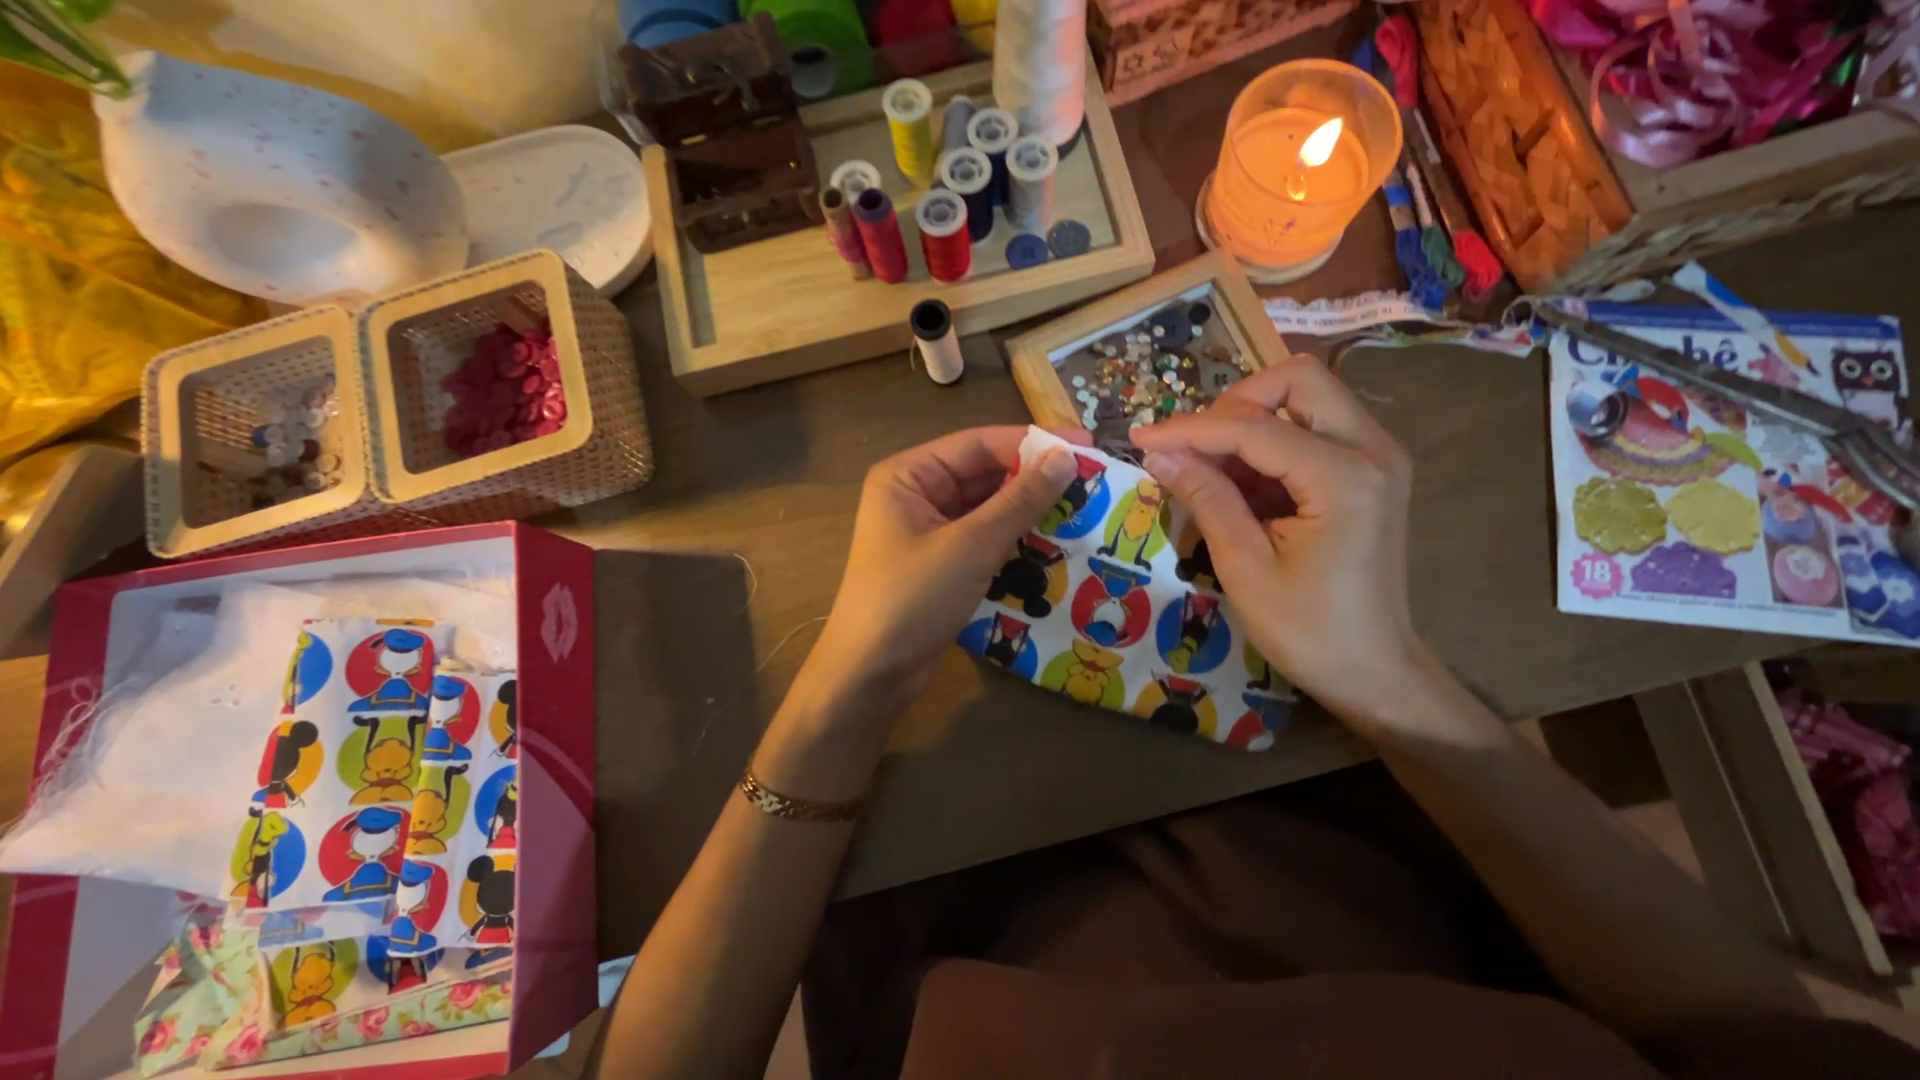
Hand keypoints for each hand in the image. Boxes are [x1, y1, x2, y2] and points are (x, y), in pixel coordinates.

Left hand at [798, 426, 1086, 724]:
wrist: (870, 675)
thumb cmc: (911, 600)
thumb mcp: (969, 547)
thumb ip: (1019, 501)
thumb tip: (1065, 458)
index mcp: (908, 476)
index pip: (979, 444)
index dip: (1034, 442)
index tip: (1087, 446)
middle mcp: (916, 496)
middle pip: (985, 475)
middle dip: (1035, 480)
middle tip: (1094, 483)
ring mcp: (928, 533)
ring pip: (989, 510)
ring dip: (1031, 513)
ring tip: (1086, 512)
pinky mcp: (942, 567)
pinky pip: (986, 541)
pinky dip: (1017, 543)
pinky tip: (1058, 547)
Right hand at [1130, 357, 1421, 719]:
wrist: (1373, 670)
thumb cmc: (1308, 630)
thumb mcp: (1245, 567)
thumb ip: (1206, 498)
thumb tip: (1159, 453)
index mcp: (1345, 478)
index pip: (1255, 427)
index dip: (1191, 430)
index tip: (1141, 438)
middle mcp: (1373, 449)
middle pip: (1298, 378)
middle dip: (1235, 402)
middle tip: (1195, 446)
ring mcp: (1378, 457)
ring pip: (1308, 397)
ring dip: (1253, 420)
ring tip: (1211, 469)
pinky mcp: (1372, 471)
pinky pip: (1316, 427)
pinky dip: (1272, 442)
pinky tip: (1241, 485)